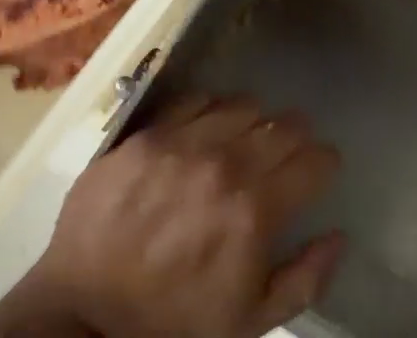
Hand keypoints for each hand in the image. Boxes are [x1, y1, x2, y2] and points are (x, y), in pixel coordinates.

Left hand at [31, 94, 343, 337]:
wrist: (77, 325)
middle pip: (288, 125)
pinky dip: (207, 113)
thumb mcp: (249, 322)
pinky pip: (192, 101)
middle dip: (294, 142)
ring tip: (239, 145)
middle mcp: (226, 165)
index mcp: (257, 209)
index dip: (322, 168)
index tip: (313, 178)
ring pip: (245, 105)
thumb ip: (305, 279)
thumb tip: (338, 235)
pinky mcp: (142, 139)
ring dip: (253, 125)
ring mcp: (180, 146)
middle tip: (279, 163)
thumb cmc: (171, 325)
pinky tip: (200, 136)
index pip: (318, 159)